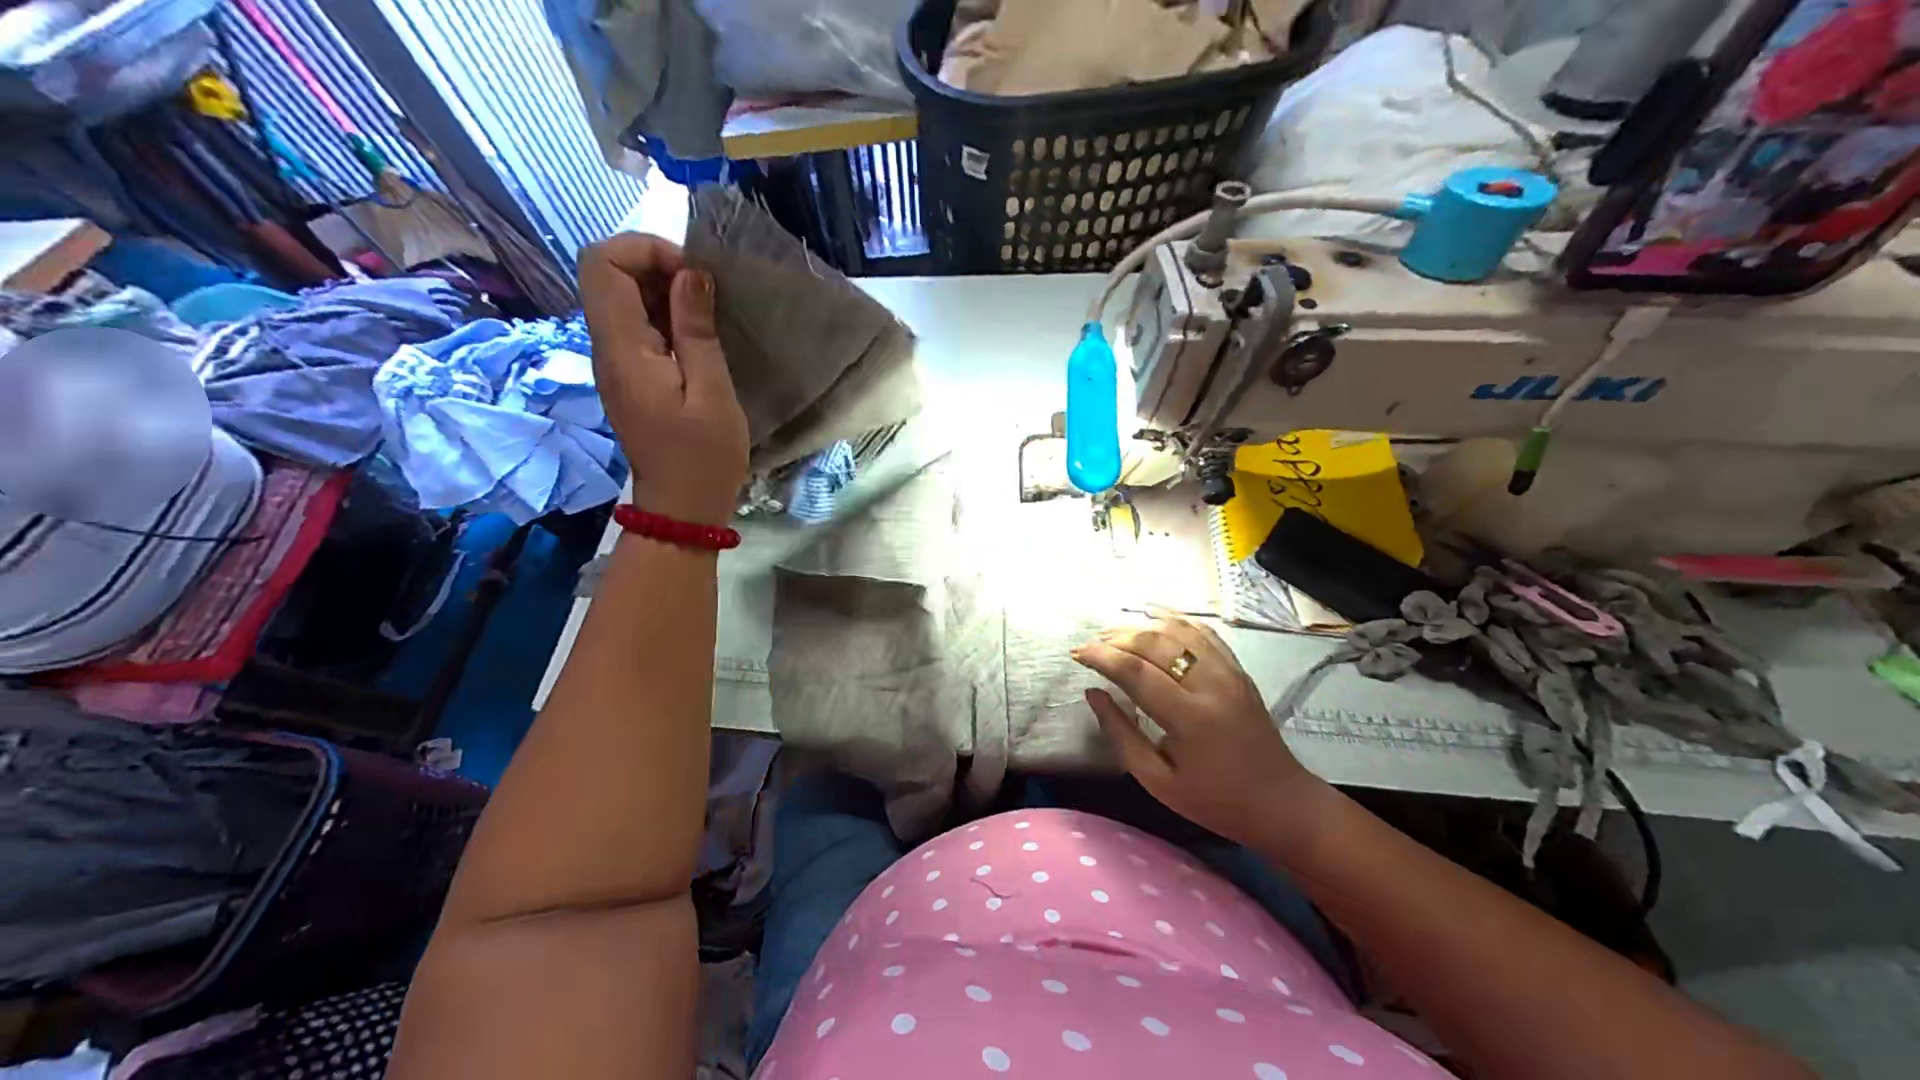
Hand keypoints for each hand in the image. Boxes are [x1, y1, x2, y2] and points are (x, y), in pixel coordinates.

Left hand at [580, 233, 747, 525]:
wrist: (682, 506)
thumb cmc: (704, 457)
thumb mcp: (712, 393)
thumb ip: (696, 330)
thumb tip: (690, 274)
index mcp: (622, 350)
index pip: (602, 264)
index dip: (644, 250)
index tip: (692, 275)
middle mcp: (606, 348)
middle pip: (605, 273)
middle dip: (654, 265)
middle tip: (704, 292)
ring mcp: (613, 361)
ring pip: (619, 295)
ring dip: (661, 290)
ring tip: (705, 315)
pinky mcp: (628, 373)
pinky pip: (634, 324)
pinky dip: (662, 315)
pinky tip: (695, 336)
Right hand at [1072, 612, 1324, 845]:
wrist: (1280, 803)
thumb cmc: (1214, 801)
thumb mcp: (1158, 781)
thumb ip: (1121, 734)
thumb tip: (1093, 694)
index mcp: (1190, 717)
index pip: (1136, 672)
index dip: (1102, 657)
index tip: (1077, 655)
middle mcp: (1211, 684)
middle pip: (1156, 643)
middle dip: (1117, 638)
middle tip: (1091, 645)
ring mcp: (1229, 672)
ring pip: (1179, 631)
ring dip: (1142, 626)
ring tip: (1114, 633)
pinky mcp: (1238, 670)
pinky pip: (1204, 633)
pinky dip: (1176, 620)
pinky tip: (1154, 616)